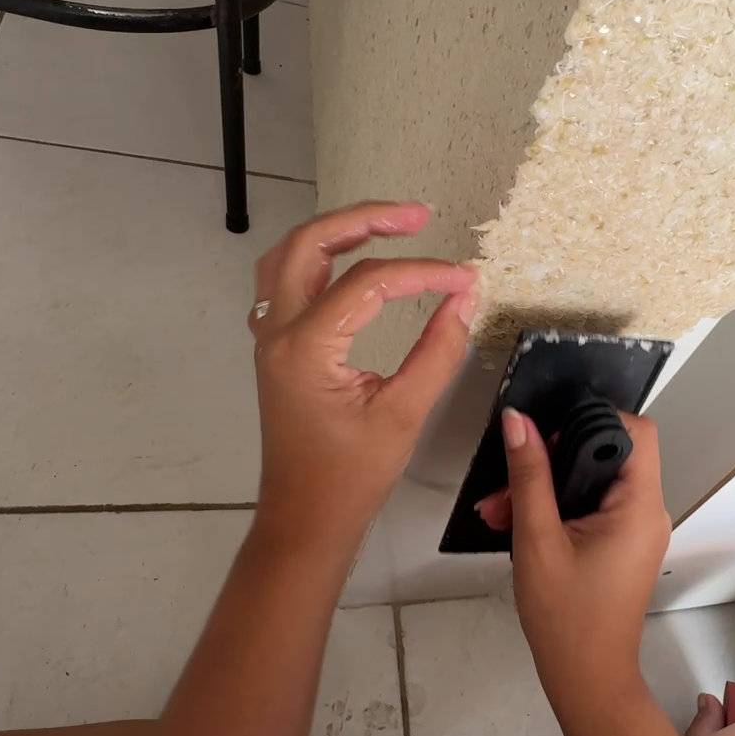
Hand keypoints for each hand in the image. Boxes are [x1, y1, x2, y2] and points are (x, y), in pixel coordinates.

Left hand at [249, 201, 478, 542]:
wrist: (305, 518)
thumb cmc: (352, 475)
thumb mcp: (404, 413)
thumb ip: (438, 350)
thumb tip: (465, 298)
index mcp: (306, 346)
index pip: (368, 282)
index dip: (423, 273)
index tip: (465, 279)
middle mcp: (277, 331)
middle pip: (312, 243)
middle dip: (365, 220)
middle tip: (418, 217)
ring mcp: (269, 338)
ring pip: (290, 257)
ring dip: (335, 232)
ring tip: (386, 227)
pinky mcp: (276, 349)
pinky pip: (285, 283)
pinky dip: (317, 260)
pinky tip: (347, 264)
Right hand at [480, 408, 668, 709]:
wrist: (586, 681)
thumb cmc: (565, 616)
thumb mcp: (537, 539)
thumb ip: (529, 475)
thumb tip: (517, 420)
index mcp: (639, 505)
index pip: (636, 431)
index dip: (593, 420)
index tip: (549, 436)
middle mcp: (647, 511)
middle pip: (608, 453)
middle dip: (553, 458)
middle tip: (510, 478)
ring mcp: (635, 528)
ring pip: (591, 480)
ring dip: (544, 486)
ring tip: (498, 510)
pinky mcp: (621, 543)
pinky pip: (590, 505)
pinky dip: (555, 507)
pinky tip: (513, 522)